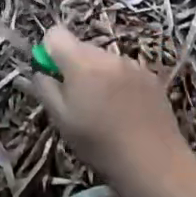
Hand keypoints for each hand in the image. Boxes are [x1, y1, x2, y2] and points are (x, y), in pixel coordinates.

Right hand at [30, 25, 193, 195]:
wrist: (154, 163)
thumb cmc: (99, 144)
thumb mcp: (61, 119)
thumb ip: (45, 88)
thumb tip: (41, 72)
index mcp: (81, 63)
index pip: (55, 34)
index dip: (49, 51)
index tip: (53, 77)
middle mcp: (108, 56)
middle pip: (81, 46)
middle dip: (74, 65)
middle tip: (77, 99)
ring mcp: (132, 64)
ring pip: (103, 59)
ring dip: (97, 74)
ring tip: (103, 107)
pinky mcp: (151, 77)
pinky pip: (123, 70)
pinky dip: (117, 82)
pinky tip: (125, 110)